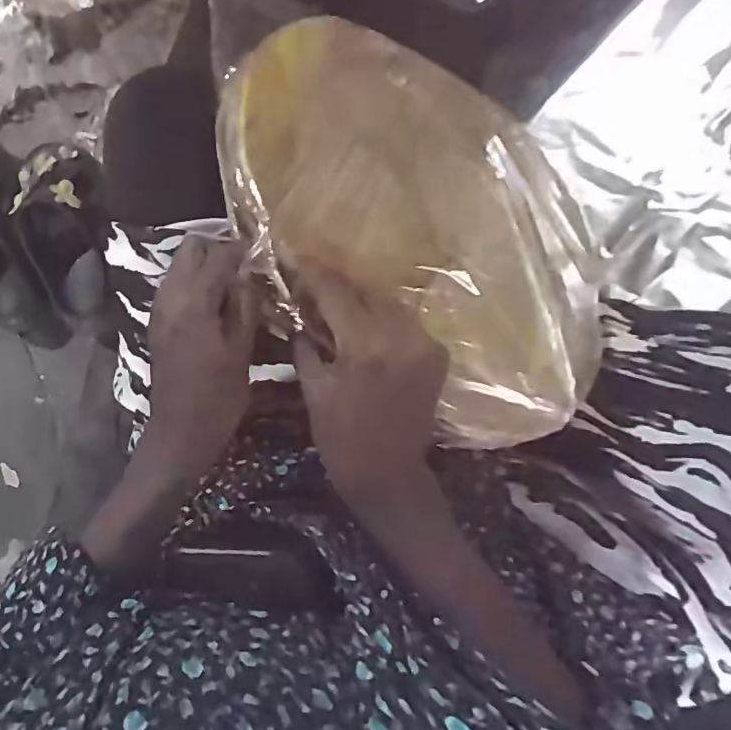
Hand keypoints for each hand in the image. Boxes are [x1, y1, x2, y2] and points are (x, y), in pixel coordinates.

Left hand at [142, 235, 259, 481]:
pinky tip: (217, 306)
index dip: (242, 249)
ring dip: (205, 267)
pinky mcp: (157, 324)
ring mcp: (159, 310)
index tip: (264, 252)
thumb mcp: (241, 353)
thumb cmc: (217, 398)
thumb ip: (244, 307)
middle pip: (190, 249)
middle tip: (247, 266)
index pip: (218, 255)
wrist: (179, 432)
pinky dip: (194, 285)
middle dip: (218, 249)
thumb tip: (249, 274)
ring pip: (179, 267)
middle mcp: (169, 298)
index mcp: (193, 303)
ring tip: (236, 286)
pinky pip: (174, 288)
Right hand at [292, 264, 448, 508]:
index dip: (312, 271)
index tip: (293, 256)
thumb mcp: (313, 390)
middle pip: (365, 290)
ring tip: (335, 297)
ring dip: (360, 296)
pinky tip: (363, 320)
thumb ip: (306, 346)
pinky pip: (405, 321)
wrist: (389, 474)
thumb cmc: (340, 438)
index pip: (335, 292)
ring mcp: (425, 343)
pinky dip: (382, 316)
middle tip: (311, 276)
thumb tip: (299, 316)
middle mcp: (400, 336)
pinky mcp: (437, 354)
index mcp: (364, 346)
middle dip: (336, 282)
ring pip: (387, 302)